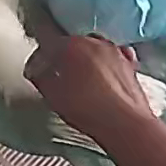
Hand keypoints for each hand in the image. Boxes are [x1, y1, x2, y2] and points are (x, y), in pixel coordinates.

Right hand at [25, 33, 160, 146]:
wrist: (125, 123)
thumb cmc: (87, 108)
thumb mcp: (52, 95)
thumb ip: (40, 76)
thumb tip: (36, 70)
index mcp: (70, 45)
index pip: (48, 43)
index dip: (40, 57)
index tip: (36, 68)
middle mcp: (93, 42)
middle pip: (72, 43)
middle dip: (63, 56)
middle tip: (56, 73)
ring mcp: (114, 51)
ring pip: (93, 49)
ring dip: (84, 60)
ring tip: (79, 78)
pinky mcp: (130, 65)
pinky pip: (112, 59)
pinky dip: (104, 65)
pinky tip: (101, 79)